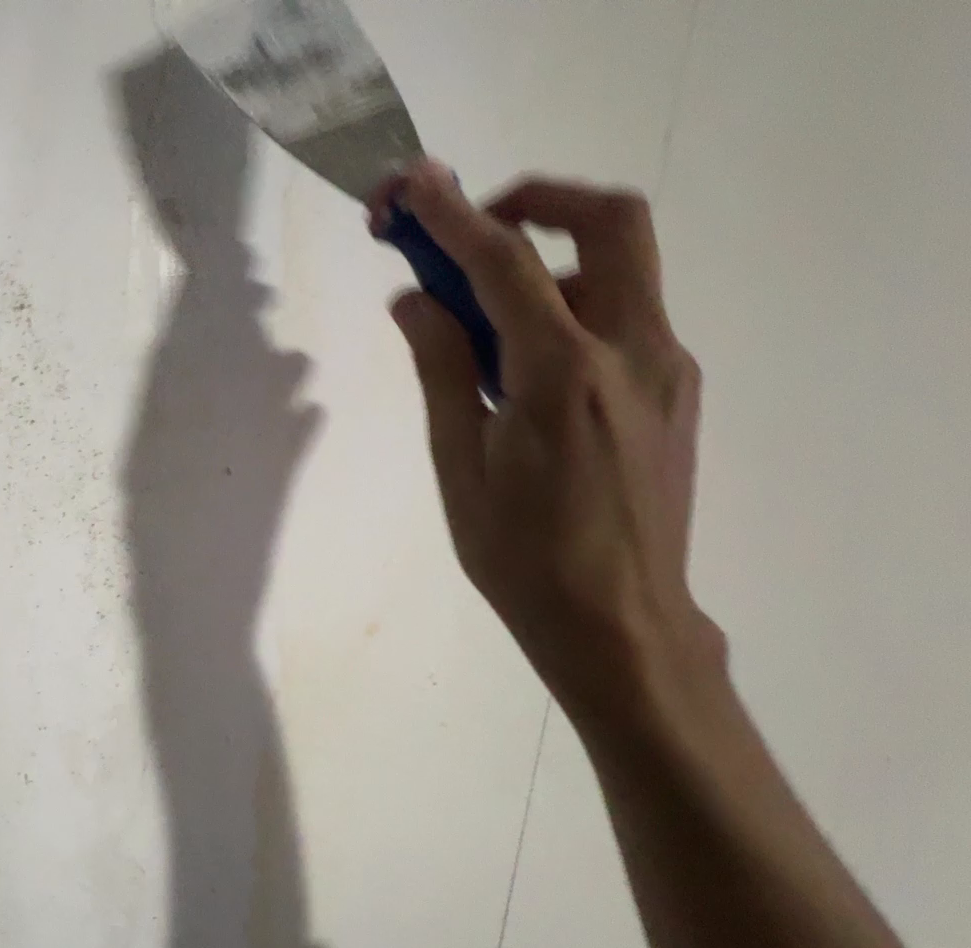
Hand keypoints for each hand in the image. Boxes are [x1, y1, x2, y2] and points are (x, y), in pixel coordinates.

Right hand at [379, 162, 716, 723]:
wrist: (617, 622)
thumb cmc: (518, 554)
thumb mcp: (459, 465)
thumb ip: (441, 369)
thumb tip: (414, 300)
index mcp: (564, 374)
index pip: (505, 264)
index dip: (453, 215)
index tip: (412, 185)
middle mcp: (634, 351)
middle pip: (610, 222)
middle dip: (537, 202)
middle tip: (474, 230)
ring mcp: (667, 369)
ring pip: (620, 269)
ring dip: (547, 263)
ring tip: (480, 322)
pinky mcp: (675, 392)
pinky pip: (624, 317)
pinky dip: (568, 309)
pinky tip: (522, 369)